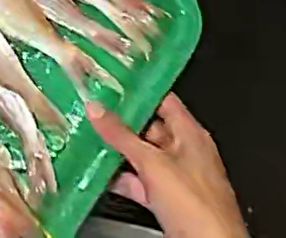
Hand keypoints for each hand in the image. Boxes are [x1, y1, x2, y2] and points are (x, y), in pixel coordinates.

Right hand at [88, 95, 249, 237]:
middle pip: (147, 126)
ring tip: (89, 133)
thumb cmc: (196, 207)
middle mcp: (186, 153)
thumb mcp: (152, 163)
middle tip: (91, 106)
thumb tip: (95, 109)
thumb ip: (120, 134)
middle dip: (119, 119)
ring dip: (117, 148)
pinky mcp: (169, 200)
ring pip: (141, 154)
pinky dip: (121, 176)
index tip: (110, 78)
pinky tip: (99, 170)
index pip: (161, 98)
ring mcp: (177, 178)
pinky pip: (140, 180)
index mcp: (190, 136)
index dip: (136, 87)